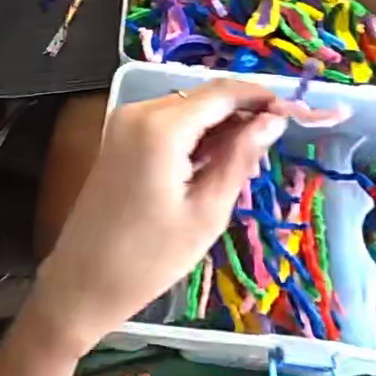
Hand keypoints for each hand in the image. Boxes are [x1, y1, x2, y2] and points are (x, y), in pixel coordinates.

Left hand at [24, 81, 335, 355]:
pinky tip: (209, 169)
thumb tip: (273, 121)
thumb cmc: (148, 258)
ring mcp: (124, 121)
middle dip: (241, 116)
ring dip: (219, 128)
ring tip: (241, 170)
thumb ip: (241, 157)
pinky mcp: (119, 136)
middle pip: (204, 98)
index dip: (262, 97)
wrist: (81, 283)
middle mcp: (139, 111)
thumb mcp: (207, 211)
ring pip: (188, 109)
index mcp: (161, 126)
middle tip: (269, 152)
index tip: (294, 114)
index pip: (223, 92)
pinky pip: (168, 123)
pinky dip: (194, 137)